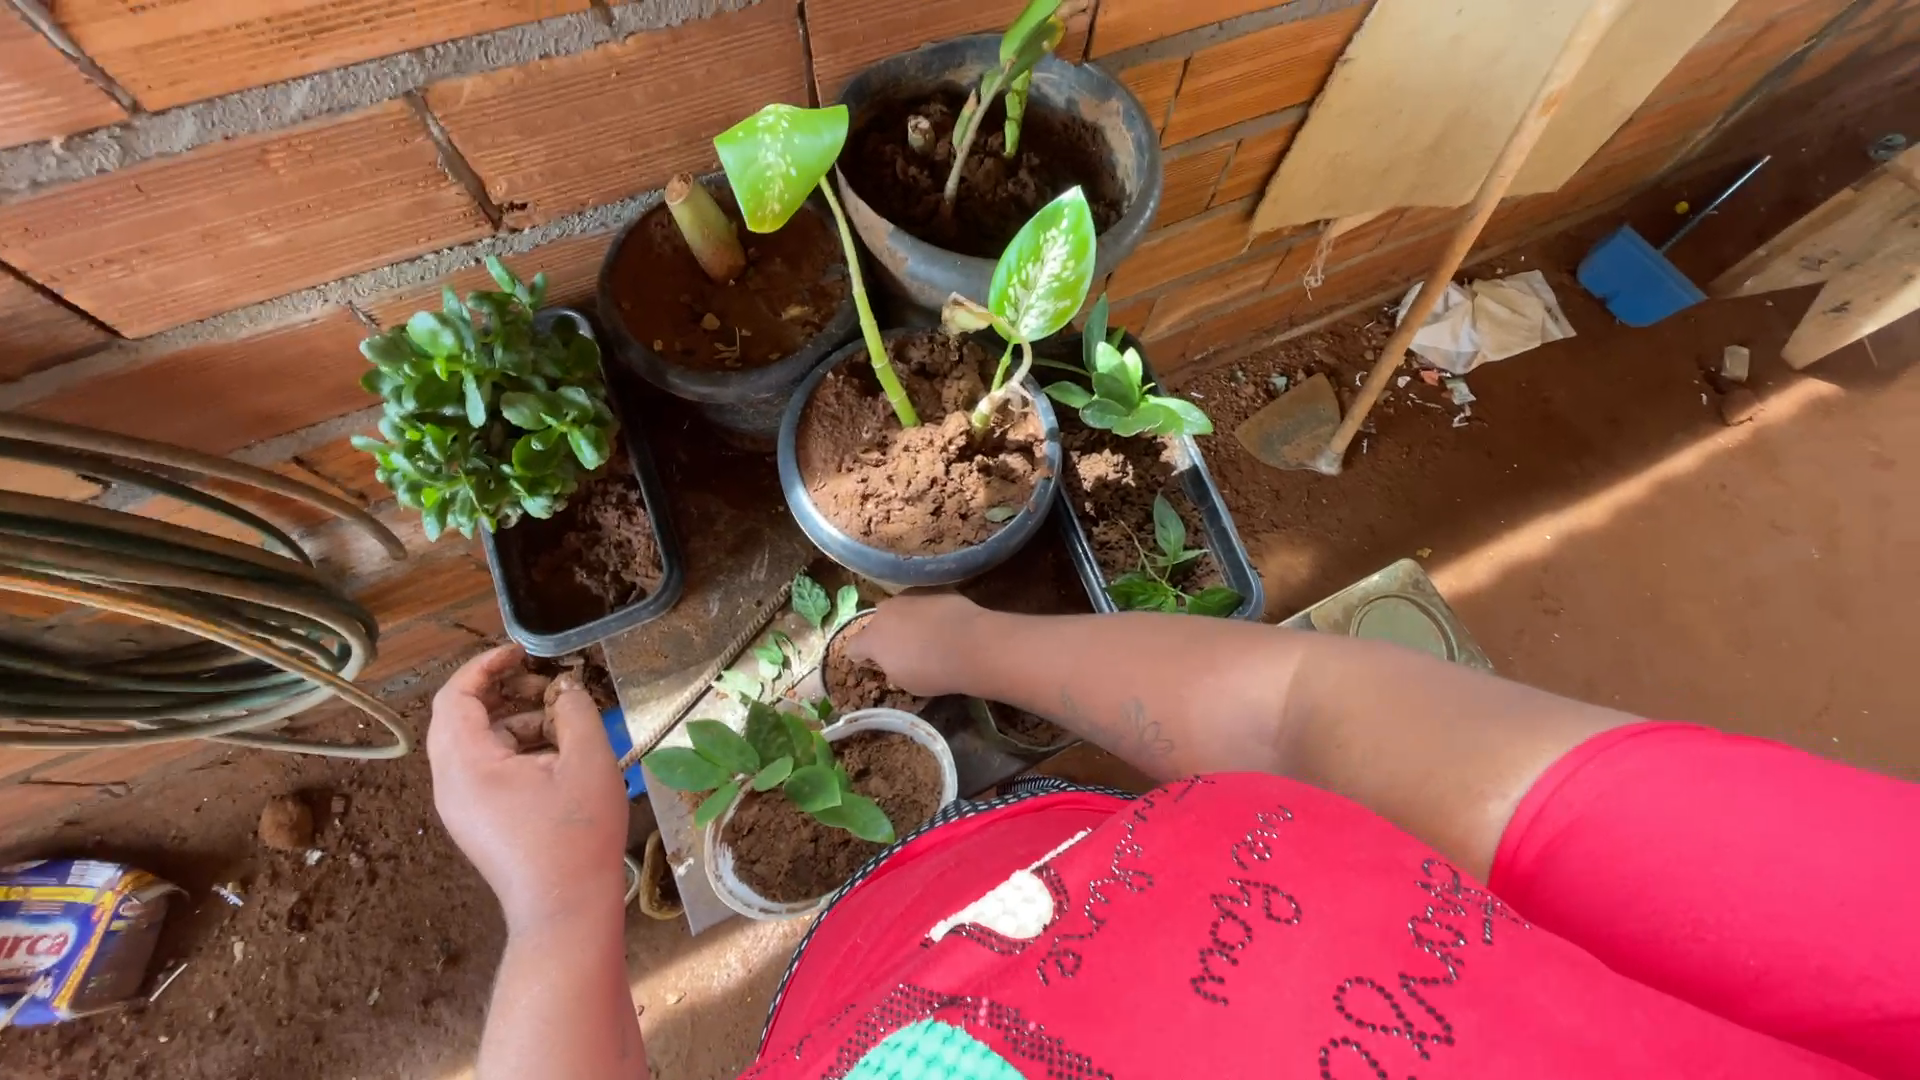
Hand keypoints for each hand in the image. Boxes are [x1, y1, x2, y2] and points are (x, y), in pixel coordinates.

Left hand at [428, 645, 629, 932]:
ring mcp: (462, 806)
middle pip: (463, 719)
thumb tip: (567, 687)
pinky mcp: (479, 820)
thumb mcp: (588, 759)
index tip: (524, 651)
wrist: (566, 906)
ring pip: (480, 743)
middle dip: (507, 692)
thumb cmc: (577, 831)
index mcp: (467, 765)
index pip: (456, 697)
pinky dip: (519, 748)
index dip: (486, 665)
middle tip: (551, 682)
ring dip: (519, 721)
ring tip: (568, 721)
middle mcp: (452, 784)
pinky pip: (488, 768)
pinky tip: (561, 754)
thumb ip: (576, 710)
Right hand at [844, 593, 986, 697]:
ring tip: (927, 633)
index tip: (869, 661)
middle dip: (885, 632)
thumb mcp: (905, 681)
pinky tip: (944, 622)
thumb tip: (892, 659)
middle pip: (878, 621)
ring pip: (901, 607)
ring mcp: (909, 596)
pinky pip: (923, 600)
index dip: (860, 655)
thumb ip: (891, 666)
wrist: (970, 644)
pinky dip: (929, 609)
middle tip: (903, 647)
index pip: (853, 646)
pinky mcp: (933, 588)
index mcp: (872, 638)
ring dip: (907, 618)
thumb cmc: (934, 672)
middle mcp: (885, 612)